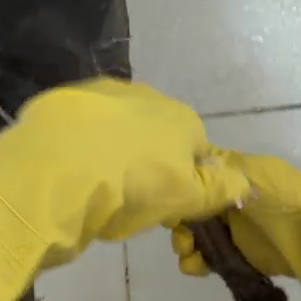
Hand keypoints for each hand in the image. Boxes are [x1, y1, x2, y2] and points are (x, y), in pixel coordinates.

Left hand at [0, 78, 248, 300]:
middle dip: (146, 162)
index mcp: (181, 118)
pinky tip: (67, 171)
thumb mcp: (184, 199)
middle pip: (156, 134)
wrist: (56, 169)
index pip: (197, 150)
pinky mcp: (61, 102)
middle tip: (128, 201)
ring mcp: (101, 94)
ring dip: (111, 151)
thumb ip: (219, 189)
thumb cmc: (131, 188)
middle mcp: (146, 96)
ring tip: (93, 189)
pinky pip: (79, 128)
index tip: (164, 206)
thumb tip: (245, 182)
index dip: (184, 181)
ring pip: (116, 128)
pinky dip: (77, 145)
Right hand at [174, 150, 300, 300]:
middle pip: (193, 209)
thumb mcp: (257, 172)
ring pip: (197, 236)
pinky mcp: (241, 258)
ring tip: (188, 253)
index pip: (199, 178)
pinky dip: (198, 262)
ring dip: (186, 244)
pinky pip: (211, 259)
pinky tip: (197, 265)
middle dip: (181, 222)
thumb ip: (223, 167)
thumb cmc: (287, 201)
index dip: (184, 190)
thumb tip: (193, 160)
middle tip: (181, 235)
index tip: (175, 203)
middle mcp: (233, 200)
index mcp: (237, 175)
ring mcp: (237, 231)